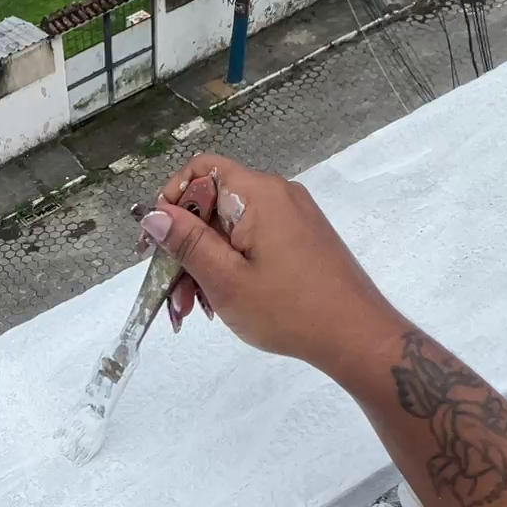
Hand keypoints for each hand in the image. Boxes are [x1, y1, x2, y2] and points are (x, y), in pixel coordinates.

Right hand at [140, 153, 406, 373]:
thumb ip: (186, 243)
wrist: (354, 335)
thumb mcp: (225, 280)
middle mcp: (275, 195)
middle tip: (174, 298)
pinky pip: (250, 243)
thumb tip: (151, 213)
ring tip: (195, 311)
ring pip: (228, 230)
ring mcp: (290, 217)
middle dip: (184, 250)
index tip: (155, 245)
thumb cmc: (287, 309)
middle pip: (211, 206)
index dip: (170, 202)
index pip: (200, 172)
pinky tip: (220, 303)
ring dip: (203, 267)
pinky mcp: (298, 239)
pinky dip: (228, 268)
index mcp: (257, 194)